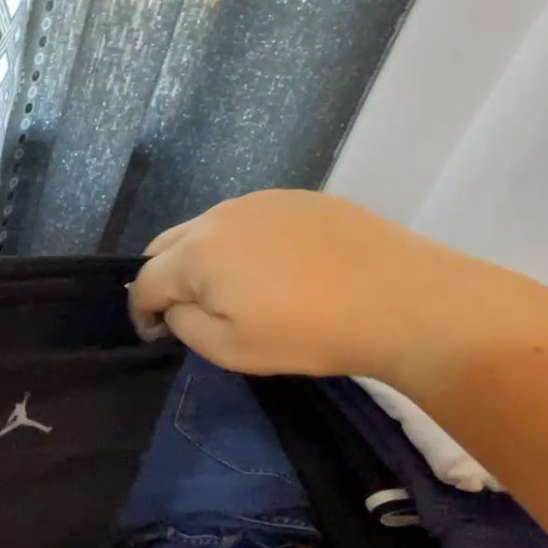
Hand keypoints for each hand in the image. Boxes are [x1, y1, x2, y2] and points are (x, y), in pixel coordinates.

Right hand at [128, 190, 501, 381]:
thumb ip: (182, 324)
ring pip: (206, 230)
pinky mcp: (299, 199)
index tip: (159, 336)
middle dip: (164, 280)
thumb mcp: (227, 349)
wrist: (406, 301)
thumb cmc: (308, 333)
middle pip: (165, 246)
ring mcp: (261, 202)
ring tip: (232, 291)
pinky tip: (273, 271)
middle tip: (189, 312)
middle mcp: (219, 216)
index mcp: (196, 253)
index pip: (143, 282)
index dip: (141, 314)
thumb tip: (175, 306)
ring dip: (201, 260)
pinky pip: (247, 221)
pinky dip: (240, 245)